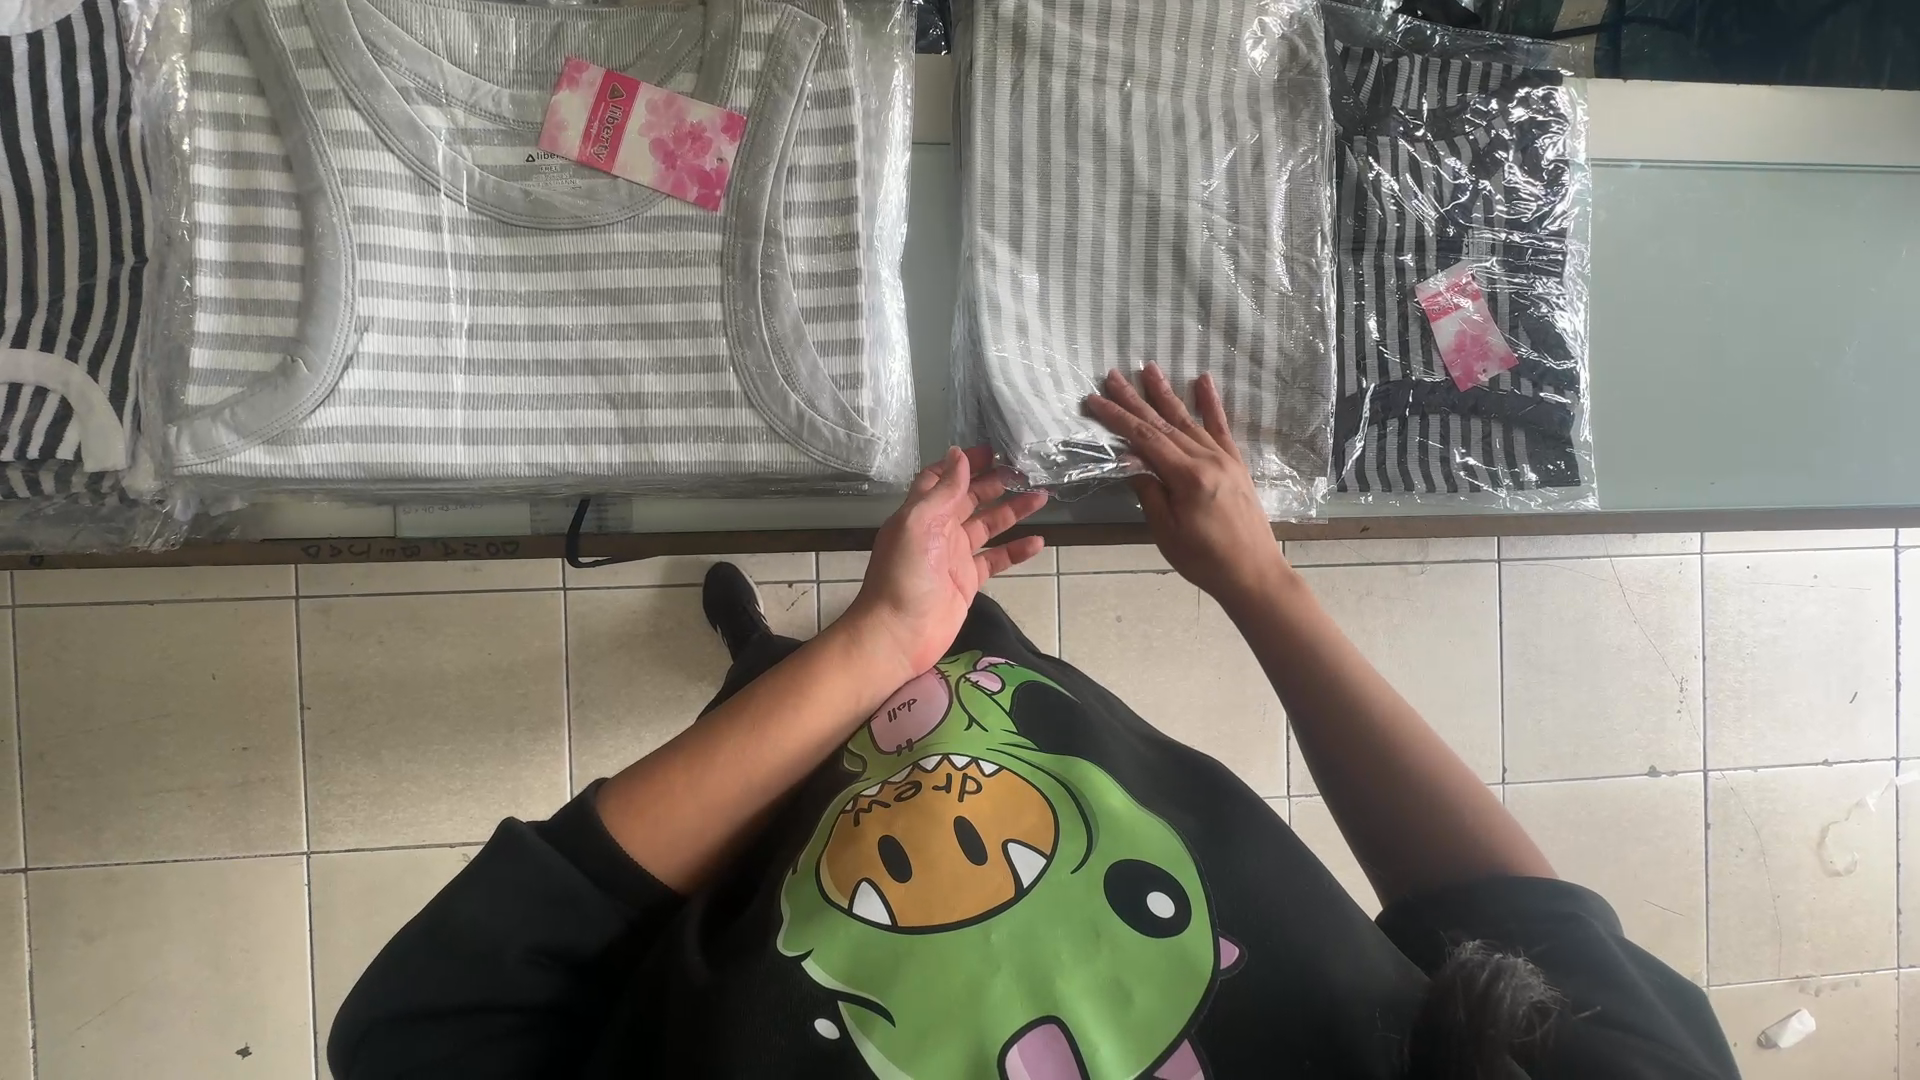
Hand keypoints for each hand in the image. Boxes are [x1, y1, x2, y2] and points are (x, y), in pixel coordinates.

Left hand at [842, 446, 1047, 678]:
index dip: (965, 463)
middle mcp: (939, 530)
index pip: (943, 478)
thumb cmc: (902, 575)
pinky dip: (1016, 550)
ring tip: (1042, 497)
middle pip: (970, 498)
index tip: (993, 450)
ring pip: (989, 526)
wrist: (898, 634)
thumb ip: (942, 490)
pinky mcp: (968, 581)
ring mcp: (955, 556)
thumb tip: (959, 454)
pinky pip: (996, 559)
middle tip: (1026, 470)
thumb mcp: (918, 524)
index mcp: (922, 512)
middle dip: (995, 483)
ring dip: (1013, 511)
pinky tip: (1038, 542)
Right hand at [1083, 365, 1290, 602]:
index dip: (1117, 418)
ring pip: (1189, 419)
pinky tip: (1203, 381)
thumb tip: (1131, 463)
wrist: (1254, 574)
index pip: (1145, 439)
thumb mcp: (1167, 532)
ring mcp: (1224, 458)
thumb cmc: (1204, 560)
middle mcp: (1207, 459)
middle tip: (1112, 376)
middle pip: (1163, 422)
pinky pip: (1221, 427)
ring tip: (1148, 369)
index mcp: (1188, 477)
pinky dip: (1211, 403)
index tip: (1095, 400)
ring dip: (1166, 394)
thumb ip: (1149, 493)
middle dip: (1135, 399)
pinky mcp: (1236, 464)